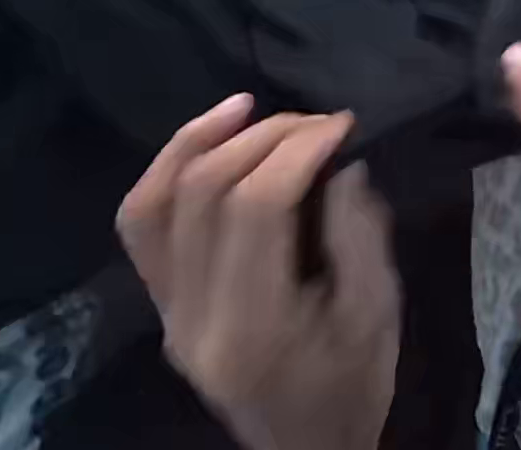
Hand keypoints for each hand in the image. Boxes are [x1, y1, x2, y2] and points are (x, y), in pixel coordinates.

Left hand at [116, 96, 400, 449]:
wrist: (307, 448)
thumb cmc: (354, 383)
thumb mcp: (377, 312)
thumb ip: (360, 234)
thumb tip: (342, 163)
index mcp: (252, 331)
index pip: (259, 207)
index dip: (299, 149)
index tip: (342, 124)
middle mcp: (191, 319)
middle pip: (208, 191)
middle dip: (268, 136)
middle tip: (319, 121)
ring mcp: (166, 309)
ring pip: (159, 198)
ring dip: (204, 137)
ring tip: (252, 105)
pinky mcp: (162, 298)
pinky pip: (143, 218)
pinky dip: (170, 165)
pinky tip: (211, 134)